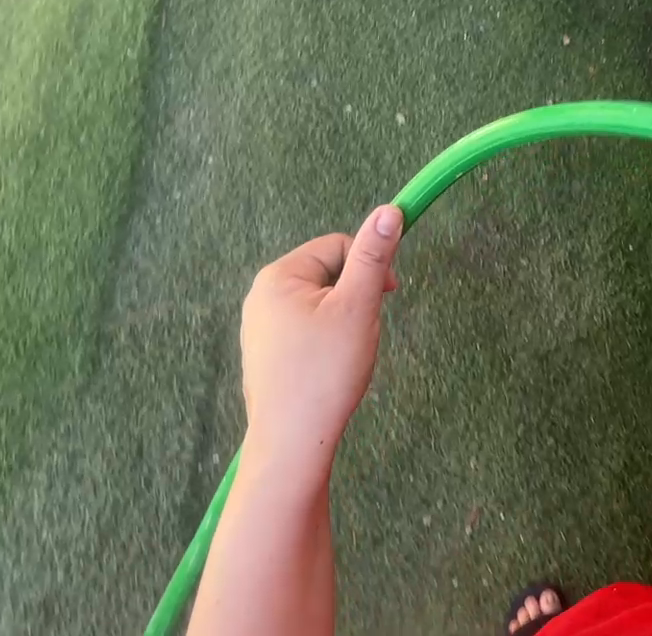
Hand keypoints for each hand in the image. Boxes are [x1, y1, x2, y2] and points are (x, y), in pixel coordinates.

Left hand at [239, 206, 403, 465]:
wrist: (293, 442)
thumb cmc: (326, 369)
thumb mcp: (359, 305)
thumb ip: (374, 255)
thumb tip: (390, 209)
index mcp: (279, 276)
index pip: (339, 246)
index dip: (370, 266)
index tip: (389, 296)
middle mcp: (261, 295)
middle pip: (330, 271)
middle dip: (357, 294)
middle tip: (366, 328)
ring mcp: (261, 327)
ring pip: (323, 301)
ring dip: (347, 316)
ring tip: (350, 349)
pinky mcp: (267, 353)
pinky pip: (309, 326)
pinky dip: (330, 337)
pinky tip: (334, 365)